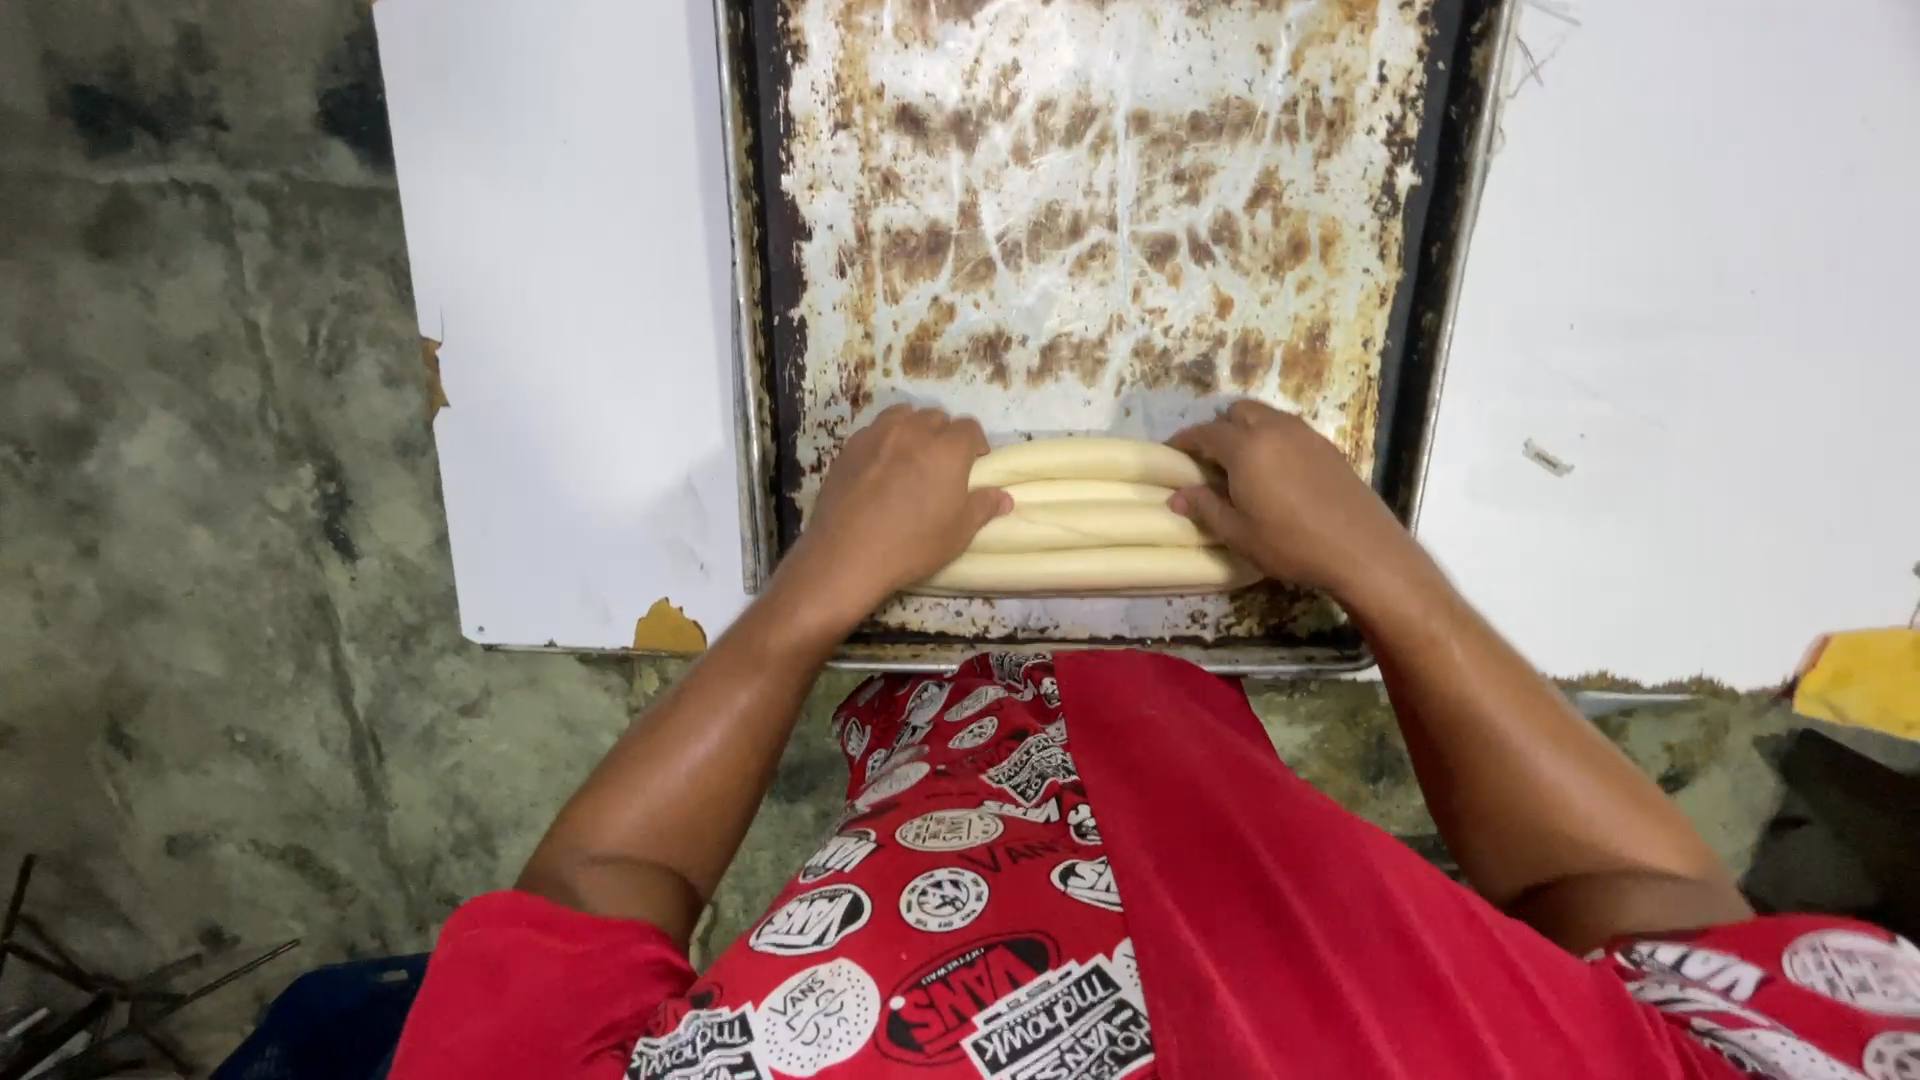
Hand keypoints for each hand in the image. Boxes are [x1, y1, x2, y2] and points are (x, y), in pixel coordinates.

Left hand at [782, 405, 1009, 617]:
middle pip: (936, 417)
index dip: (975, 444)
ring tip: (911, 456)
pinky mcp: (850, 447)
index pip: (970, 428)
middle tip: (941, 464)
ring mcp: (877, 435)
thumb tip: (1004, 497)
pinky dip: (884, 439)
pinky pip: (874, 430)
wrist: (847, 554)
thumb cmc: (911, 545)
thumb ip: (982, 508)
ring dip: (914, 429)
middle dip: (944, 435)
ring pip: (903, 415)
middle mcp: (913, 431)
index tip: (973, 463)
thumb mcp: (957, 534)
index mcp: (947, 450)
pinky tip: (880, 466)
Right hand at [1167, 400, 1423, 598]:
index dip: (1185, 440)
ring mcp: (1306, 436)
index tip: (1171, 452)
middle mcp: (1275, 431)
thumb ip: (1205, 508)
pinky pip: (1289, 430)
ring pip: (1266, 417)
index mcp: (1247, 449)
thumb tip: (1178, 497)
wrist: (1362, 550)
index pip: (1206, 433)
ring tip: (1240, 464)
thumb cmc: (1291, 544)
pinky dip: (1272, 439)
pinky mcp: (1328, 448)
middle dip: (1218, 428)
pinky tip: (1273, 472)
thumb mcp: (1238, 533)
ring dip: (1246, 430)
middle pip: (1238, 412)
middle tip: (1208, 459)